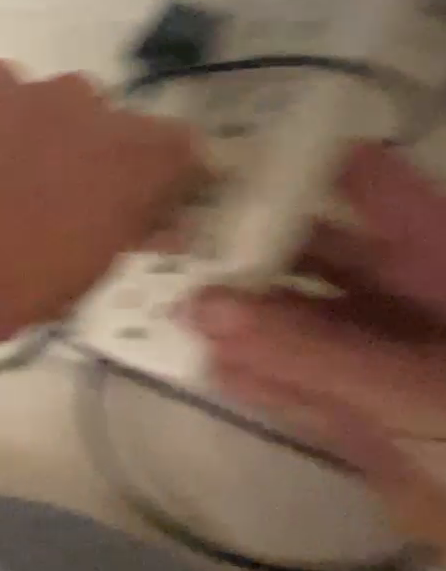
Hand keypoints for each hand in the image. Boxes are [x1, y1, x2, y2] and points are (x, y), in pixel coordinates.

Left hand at [0, 60, 200, 355]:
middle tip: (10, 196)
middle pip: (77, 118)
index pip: (164, 154)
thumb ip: (109, 233)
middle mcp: (70, 98)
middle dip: (54, 150)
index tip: (113, 209)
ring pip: (2, 99)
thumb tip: (136, 220)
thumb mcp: (68, 283)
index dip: (138, 183)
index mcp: (130, 152)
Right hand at [194, 143, 445, 547]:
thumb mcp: (428, 396)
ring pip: (294, 317)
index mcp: (444, 268)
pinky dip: (249, 374)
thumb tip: (194, 305)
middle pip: (313, 253)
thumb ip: (313, 351)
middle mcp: (415, 301)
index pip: (369, 189)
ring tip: (158, 303)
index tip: (206, 156)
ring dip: (228, 314)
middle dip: (235, 249)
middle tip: (153, 243)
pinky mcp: (368, 413)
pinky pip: (295, 379)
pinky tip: (203, 366)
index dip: (294, 163)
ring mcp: (389, 359)